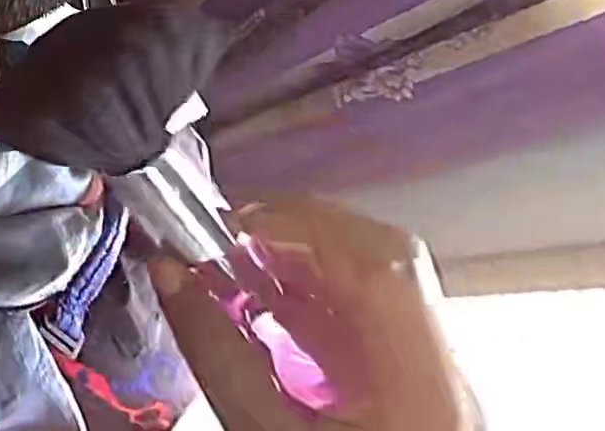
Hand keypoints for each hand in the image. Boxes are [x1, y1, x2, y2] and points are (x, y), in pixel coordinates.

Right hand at [148, 198, 475, 430]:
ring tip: (229, 266)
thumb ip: (216, 350)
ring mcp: (432, 374)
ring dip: (290, 257)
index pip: (381, 261)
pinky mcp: (411, 383)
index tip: (232, 224)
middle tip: (222, 237)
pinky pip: (358, 310)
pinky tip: (258, 303)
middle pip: (375, 256)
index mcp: (423, 384)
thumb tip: (165, 268)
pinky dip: (301, 290)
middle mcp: (439, 369)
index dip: (302, 220)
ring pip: (365, 278)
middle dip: (289, 230)